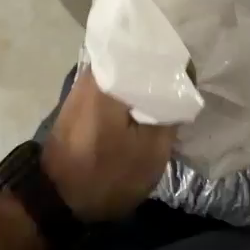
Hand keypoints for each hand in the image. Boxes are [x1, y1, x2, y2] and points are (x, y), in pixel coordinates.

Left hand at [40, 68, 177, 221]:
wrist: (57, 197)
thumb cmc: (105, 174)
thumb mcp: (150, 152)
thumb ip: (170, 114)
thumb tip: (180, 86)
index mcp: (109, 75)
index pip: (149, 52)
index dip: (174, 63)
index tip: (191, 77)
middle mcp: (94, 70)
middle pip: (136, 61)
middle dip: (161, 74)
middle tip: (185, 89)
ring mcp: (85, 84)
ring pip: (126, 74)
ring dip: (146, 87)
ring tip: (170, 98)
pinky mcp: (83, 100)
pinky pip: (116, 87)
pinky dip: (132, 96)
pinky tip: (147, 109)